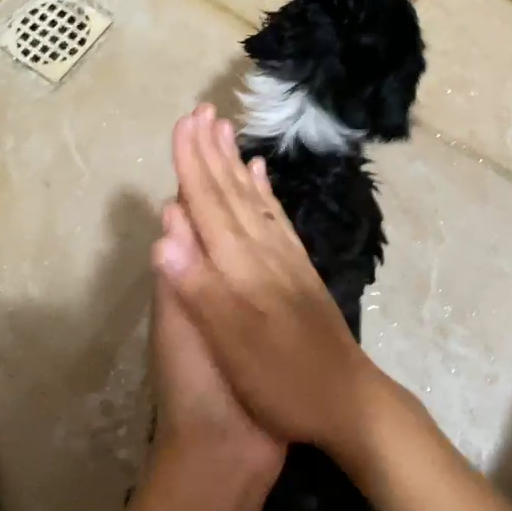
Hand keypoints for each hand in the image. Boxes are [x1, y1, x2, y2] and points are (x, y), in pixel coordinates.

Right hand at [154, 105, 379, 448]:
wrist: (348, 400)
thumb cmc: (283, 380)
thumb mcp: (234, 346)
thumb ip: (199, 288)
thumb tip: (163, 233)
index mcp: (241, 265)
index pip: (209, 203)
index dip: (191, 163)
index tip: (181, 123)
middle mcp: (263, 249)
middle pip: (231, 190)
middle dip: (210, 151)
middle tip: (199, 111)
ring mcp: (285, 256)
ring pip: (253, 196)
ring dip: (234, 161)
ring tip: (224, 129)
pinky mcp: (298, 267)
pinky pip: (275, 215)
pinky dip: (264, 189)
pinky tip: (261, 173)